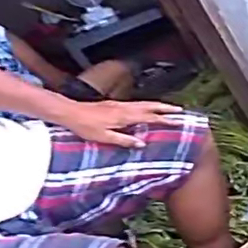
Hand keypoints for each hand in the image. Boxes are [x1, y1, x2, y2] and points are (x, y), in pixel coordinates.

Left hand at [53, 100, 183, 147]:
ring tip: (168, 107)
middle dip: (166, 108)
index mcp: (125, 116)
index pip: (151, 117)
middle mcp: (125, 108)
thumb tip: (142, 144)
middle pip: (150, 106)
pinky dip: (147, 105)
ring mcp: (119, 105)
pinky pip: (136, 104)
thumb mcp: (104, 137)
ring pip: (144, 103)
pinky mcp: (114, 104)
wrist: (68, 112)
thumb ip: (124, 140)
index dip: (165, 119)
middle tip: (180, 110)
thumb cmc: (85, 126)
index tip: (178, 121)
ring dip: (158, 105)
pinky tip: (146, 108)